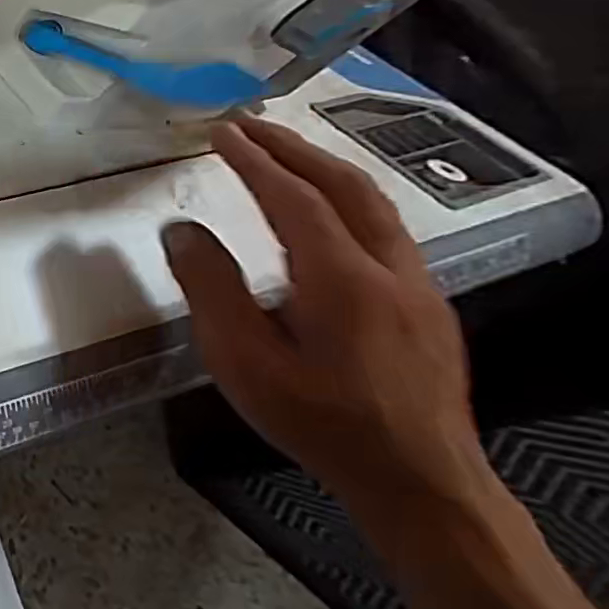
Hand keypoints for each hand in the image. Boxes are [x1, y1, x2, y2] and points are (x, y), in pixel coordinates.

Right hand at [165, 120, 608, 608]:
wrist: (420, 482)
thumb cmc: (319, 421)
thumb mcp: (243, 360)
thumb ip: (210, 289)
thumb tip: (181, 230)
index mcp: (342, 279)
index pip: (295, 198)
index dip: (256, 160)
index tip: (223, 132)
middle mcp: (389, 268)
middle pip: (345, 185)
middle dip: (293, 148)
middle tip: (250, 125)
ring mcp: (418, 284)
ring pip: (374, 203)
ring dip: (324, 167)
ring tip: (283, 152)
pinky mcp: (428, 304)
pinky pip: (385, 227)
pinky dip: (346, 197)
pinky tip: (326, 209)